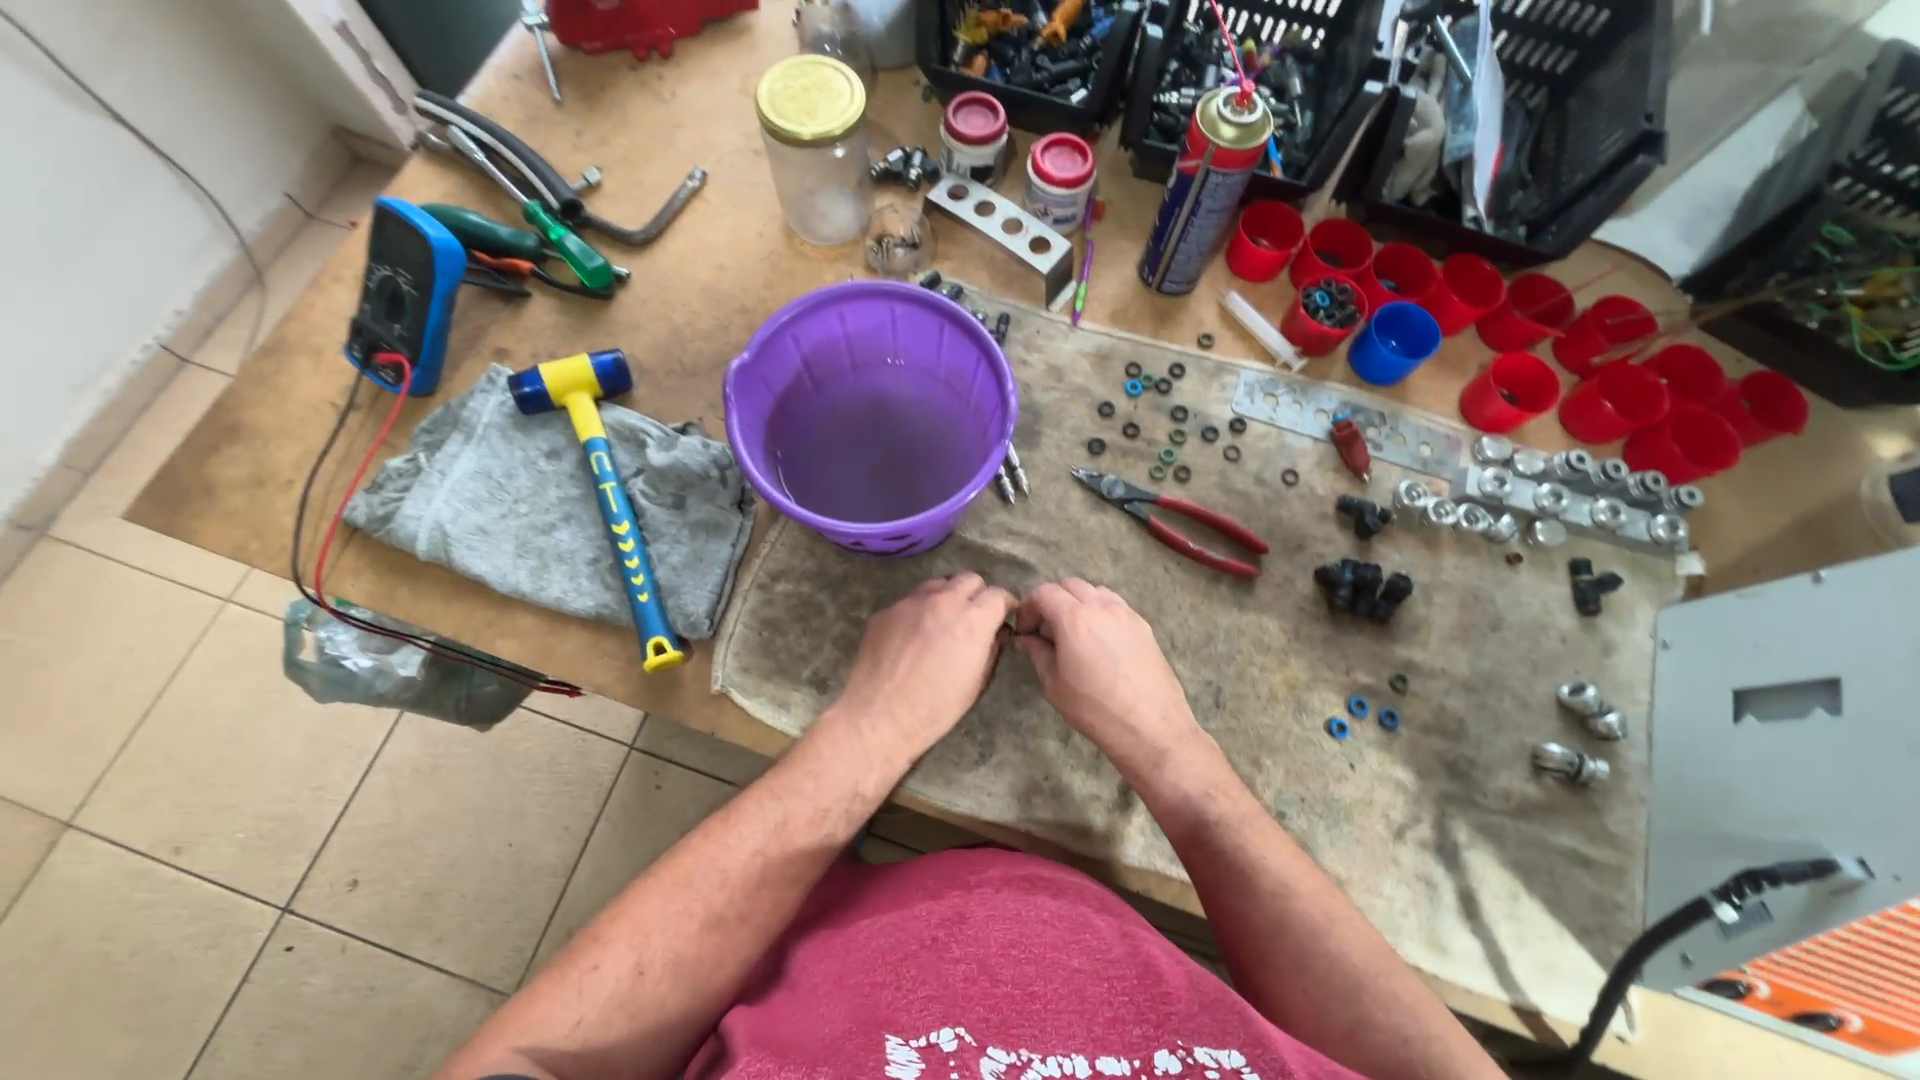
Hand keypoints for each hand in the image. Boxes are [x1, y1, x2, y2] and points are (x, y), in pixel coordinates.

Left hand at [817, 573, 1016, 769]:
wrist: (880, 716)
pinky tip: (912, 635)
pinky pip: (910, 601)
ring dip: (947, 596)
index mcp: (973, 620)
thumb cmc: (936, 708)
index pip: (999, 594)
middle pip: (969, 579)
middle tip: (974, 616)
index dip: (1005, 605)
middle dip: (977, 594)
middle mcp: (943, 601)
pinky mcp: (886, 610)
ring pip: (937, 584)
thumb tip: (996, 633)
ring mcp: (911, 602)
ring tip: (942, 620)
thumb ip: (991, 649)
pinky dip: (919, 610)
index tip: (1003, 616)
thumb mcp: (977, 683)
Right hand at [1012, 578, 1208, 776]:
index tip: (1025, 631)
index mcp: (1074, 618)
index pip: (1044, 592)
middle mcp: (1101, 606)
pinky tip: (1099, 639)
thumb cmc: (1095, 709)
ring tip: (1073, 631)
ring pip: (1095, 591)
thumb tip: (1026, 640)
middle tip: (1046, 629)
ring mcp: (1126, 614)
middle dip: (1052, 600)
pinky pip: (1115, 605)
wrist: (1150, 727)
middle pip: (1070, 585)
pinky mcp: (1143, 626)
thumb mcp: (1055, 685)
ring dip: (1078, 602)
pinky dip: (1100, 610)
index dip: (1028, 608)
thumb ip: (1038, 654)